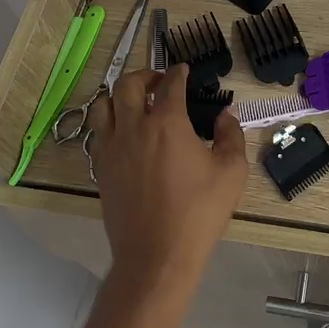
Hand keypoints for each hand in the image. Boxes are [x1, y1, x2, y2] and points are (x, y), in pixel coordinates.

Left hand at [88, 62, 248, 295]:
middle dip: (144, 76)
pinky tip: (122, 132)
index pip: (170, 85)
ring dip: (118, 95)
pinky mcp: (100, 168)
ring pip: (103, 105)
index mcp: (167, 123)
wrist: (156, 256)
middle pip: (127, 85)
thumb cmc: (198, 213)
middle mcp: (134, 127)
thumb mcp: (231, 173)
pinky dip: (108, 123)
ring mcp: (112, 148)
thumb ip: (231, 136)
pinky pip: (97, 133)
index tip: (184, 71)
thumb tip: (227, 116)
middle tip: (158, 81)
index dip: (178, 73)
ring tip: (133, 101)